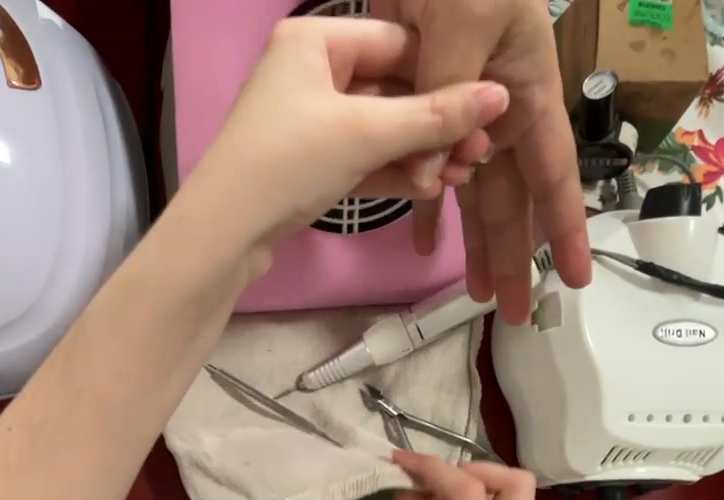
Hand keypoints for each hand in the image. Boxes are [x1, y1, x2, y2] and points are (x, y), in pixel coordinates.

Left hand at [182, 18, 510, 256]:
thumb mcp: (365, 134)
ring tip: (460, 177)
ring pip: (377, 130)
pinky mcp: (305, 165)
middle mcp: (309, 73)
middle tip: (479, 153)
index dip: (444, 75)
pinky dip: (390, 173)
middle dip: (435, 126)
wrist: (223, 234)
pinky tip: (428, 190)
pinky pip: (359, 159)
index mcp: (315, 41)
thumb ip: (434, 117)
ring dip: (418, 154)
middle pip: (391, 90)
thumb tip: (500, 97)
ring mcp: (306, 122)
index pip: (398, 43)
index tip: (486, 105)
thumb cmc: (288, 163)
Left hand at [375, 0, 594, 322]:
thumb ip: (446, 101)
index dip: (563, 230)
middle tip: (514, 312)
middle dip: (513, 257)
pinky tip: (422, 245)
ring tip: (476, 295)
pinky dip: (420, 206)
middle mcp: (496, 112)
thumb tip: (442, 175)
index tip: (579, 278)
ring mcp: (457, 115)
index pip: (550, 174)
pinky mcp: (418, 115)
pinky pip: (423, 170)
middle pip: (509, 199)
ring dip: (472, 244)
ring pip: (469, 194)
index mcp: (521, 91)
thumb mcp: (458, 22)